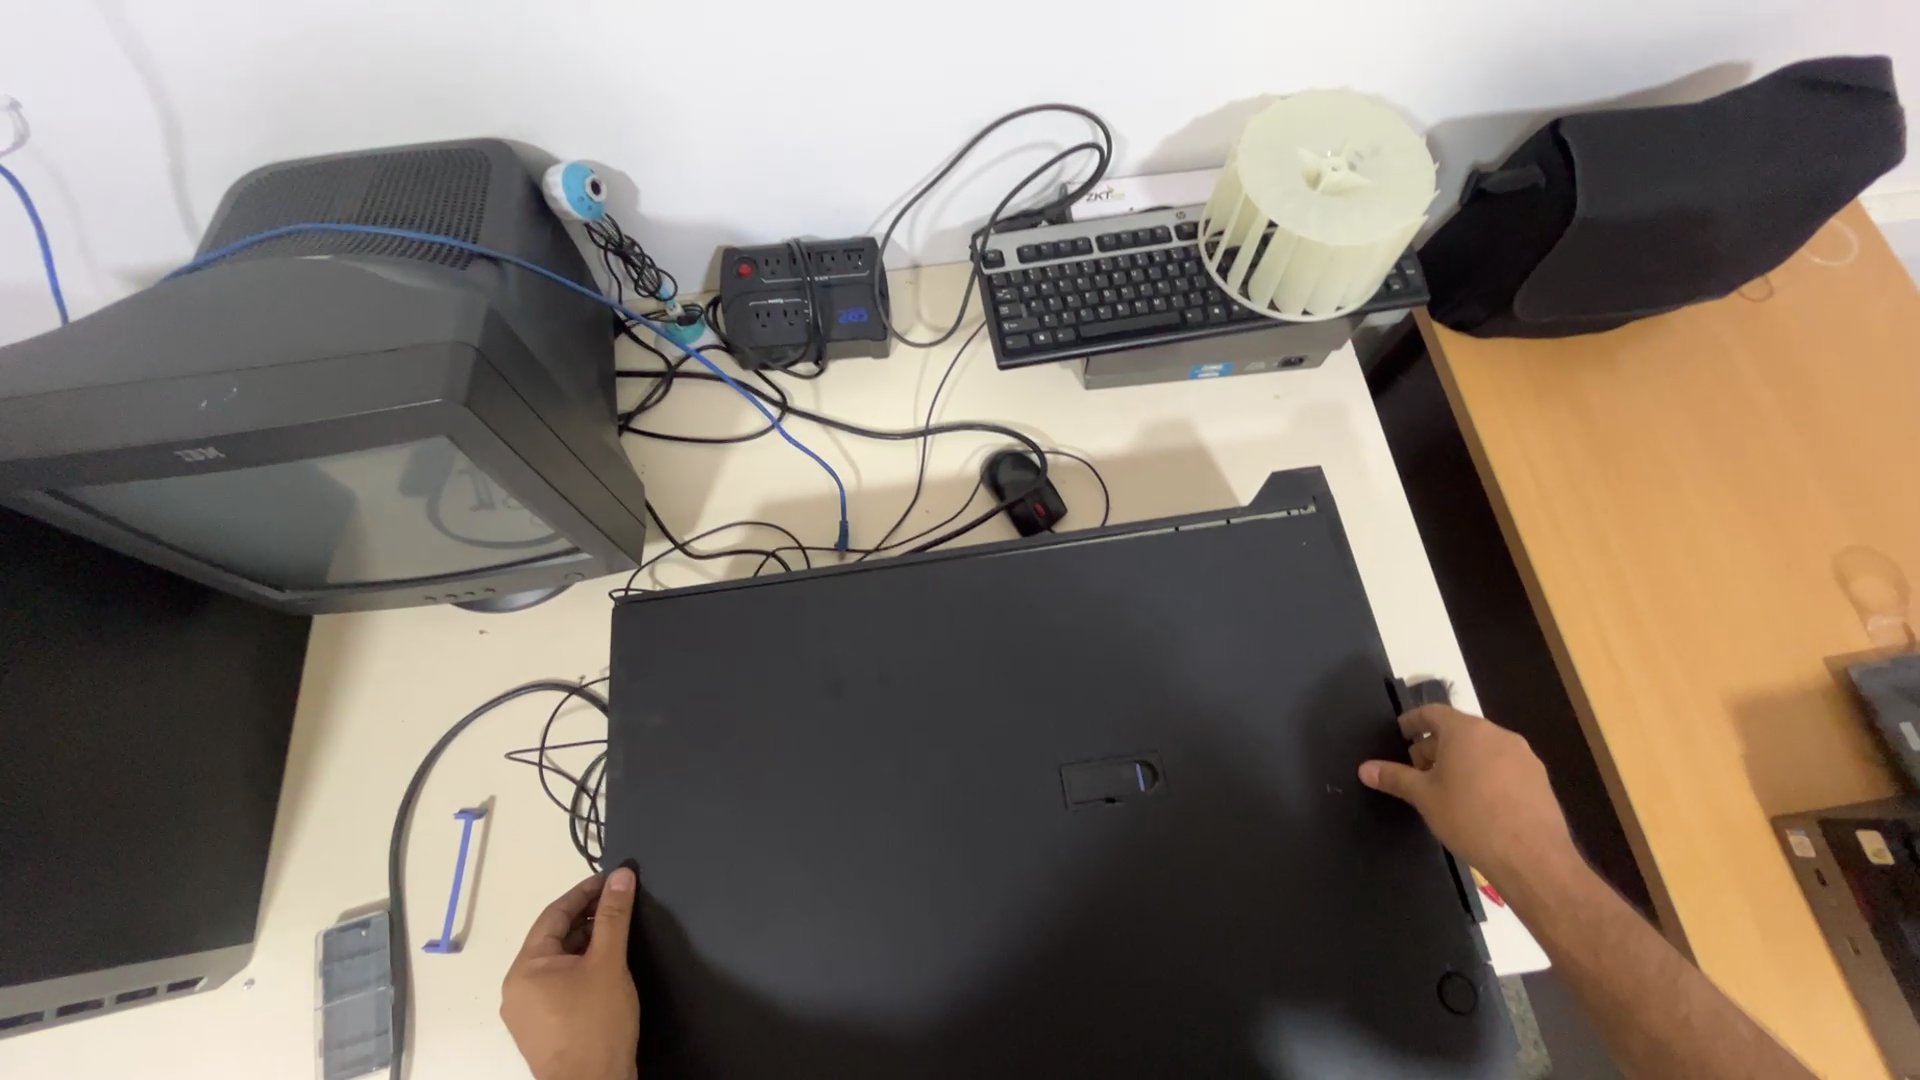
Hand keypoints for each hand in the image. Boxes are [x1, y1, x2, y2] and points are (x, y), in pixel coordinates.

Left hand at [501, 864, 641, 1079]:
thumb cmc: (595, 1022)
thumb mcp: (608, 961)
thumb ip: (613, 915)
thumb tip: (621, 874)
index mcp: (525, 969)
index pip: (554, 915)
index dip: (585, 892)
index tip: (614, 878)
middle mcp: (518, 988)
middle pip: (554, 937)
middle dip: (588, 915)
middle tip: (621, 900)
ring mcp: (528, 1011)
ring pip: (559, 960)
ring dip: (587, 940)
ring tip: (619, 928)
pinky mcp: (543, 1027)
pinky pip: (560, 981)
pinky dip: (582, 964)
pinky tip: (607, 962)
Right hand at [1358, 705, 1577, 885]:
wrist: (1533, 859)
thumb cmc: (1469, 818)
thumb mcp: (1423, 797)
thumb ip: (1394, 777)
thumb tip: (1365, 769)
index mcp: (1466, 731)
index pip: (1432, 712)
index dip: (1412, 722)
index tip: (1400, 735)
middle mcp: (1498, 735)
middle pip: (1458, 730)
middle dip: (1434, 746)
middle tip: (1417, 770)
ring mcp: (1524, 757)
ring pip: (1482, 749)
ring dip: (1460, 760)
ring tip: (1446, 788)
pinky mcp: (1540, 780)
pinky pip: (1503, 766)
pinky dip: (1484, 774)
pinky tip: (1477, 802)